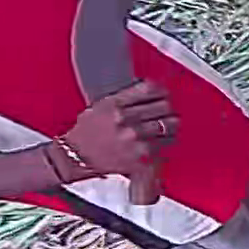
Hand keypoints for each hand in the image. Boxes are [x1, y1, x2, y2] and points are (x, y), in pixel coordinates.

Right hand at [53, 80, 178, 180]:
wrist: (77, 159)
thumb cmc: (88, 132)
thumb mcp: (101, 106)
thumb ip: (125, 98)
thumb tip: (153, 89)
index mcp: (115, 105)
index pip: (151, 90)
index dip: (161, 91)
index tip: (163, 94)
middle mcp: (126, 120)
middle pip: (164, 106)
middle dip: (166, 108)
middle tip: (166, 112)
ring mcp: (136, 139)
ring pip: (170, 125)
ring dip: (170, 125)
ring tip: (166, 126)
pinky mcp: (144, 156)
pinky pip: (167, 144)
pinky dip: (167, 141)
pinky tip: (161, 140)